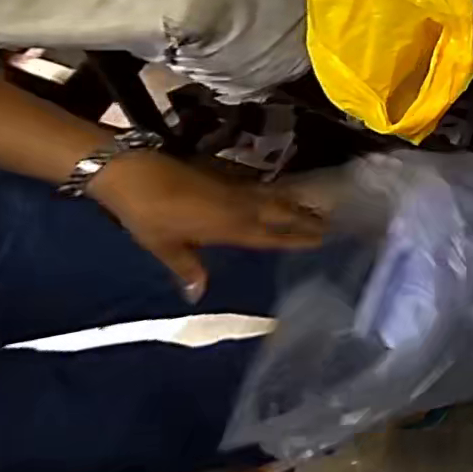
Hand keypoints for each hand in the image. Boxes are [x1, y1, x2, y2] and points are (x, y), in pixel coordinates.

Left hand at [90, 152, 325, 300]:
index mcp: (231, 227)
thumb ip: (187, 268)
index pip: (272, 235)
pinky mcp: (231, 179)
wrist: (140, 176)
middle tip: (332, 223)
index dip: (297, 238)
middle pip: (285, 213)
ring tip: (320, 207)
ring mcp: (239, 190)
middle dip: (309, 219)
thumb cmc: (150, 216)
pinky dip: (281, 193)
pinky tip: (285, 194)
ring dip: (300, 203)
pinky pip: (266, 188)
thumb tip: (198, 295)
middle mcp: (243, 207)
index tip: (322, 240)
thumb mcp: (165, 246)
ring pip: (279, 198)